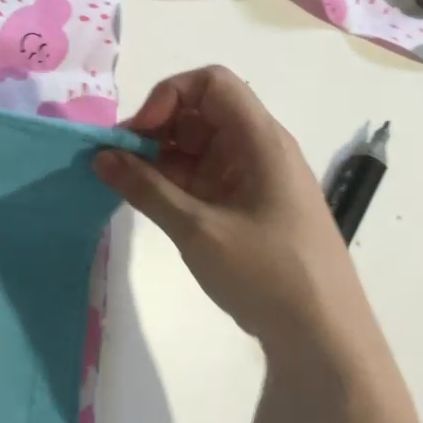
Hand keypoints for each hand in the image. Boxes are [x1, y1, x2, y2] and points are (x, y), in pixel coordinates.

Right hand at [92, 66, 376, 357]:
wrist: (324, 338)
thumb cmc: (268, 274)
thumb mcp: (197, 229)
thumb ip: (144, 187)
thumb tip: (99, 155)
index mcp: (260, 142)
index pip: (211, 83)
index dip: (169, 96)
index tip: (141, 134)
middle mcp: (257, 150)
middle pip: (198, 111)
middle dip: (154, 128)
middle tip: (120, 162)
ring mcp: (252, 178)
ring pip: (194, 144)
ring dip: (156, 156)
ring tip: (128, 186)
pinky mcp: (244, 204)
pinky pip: (200, 173)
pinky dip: (169, 179)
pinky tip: (149, 203)